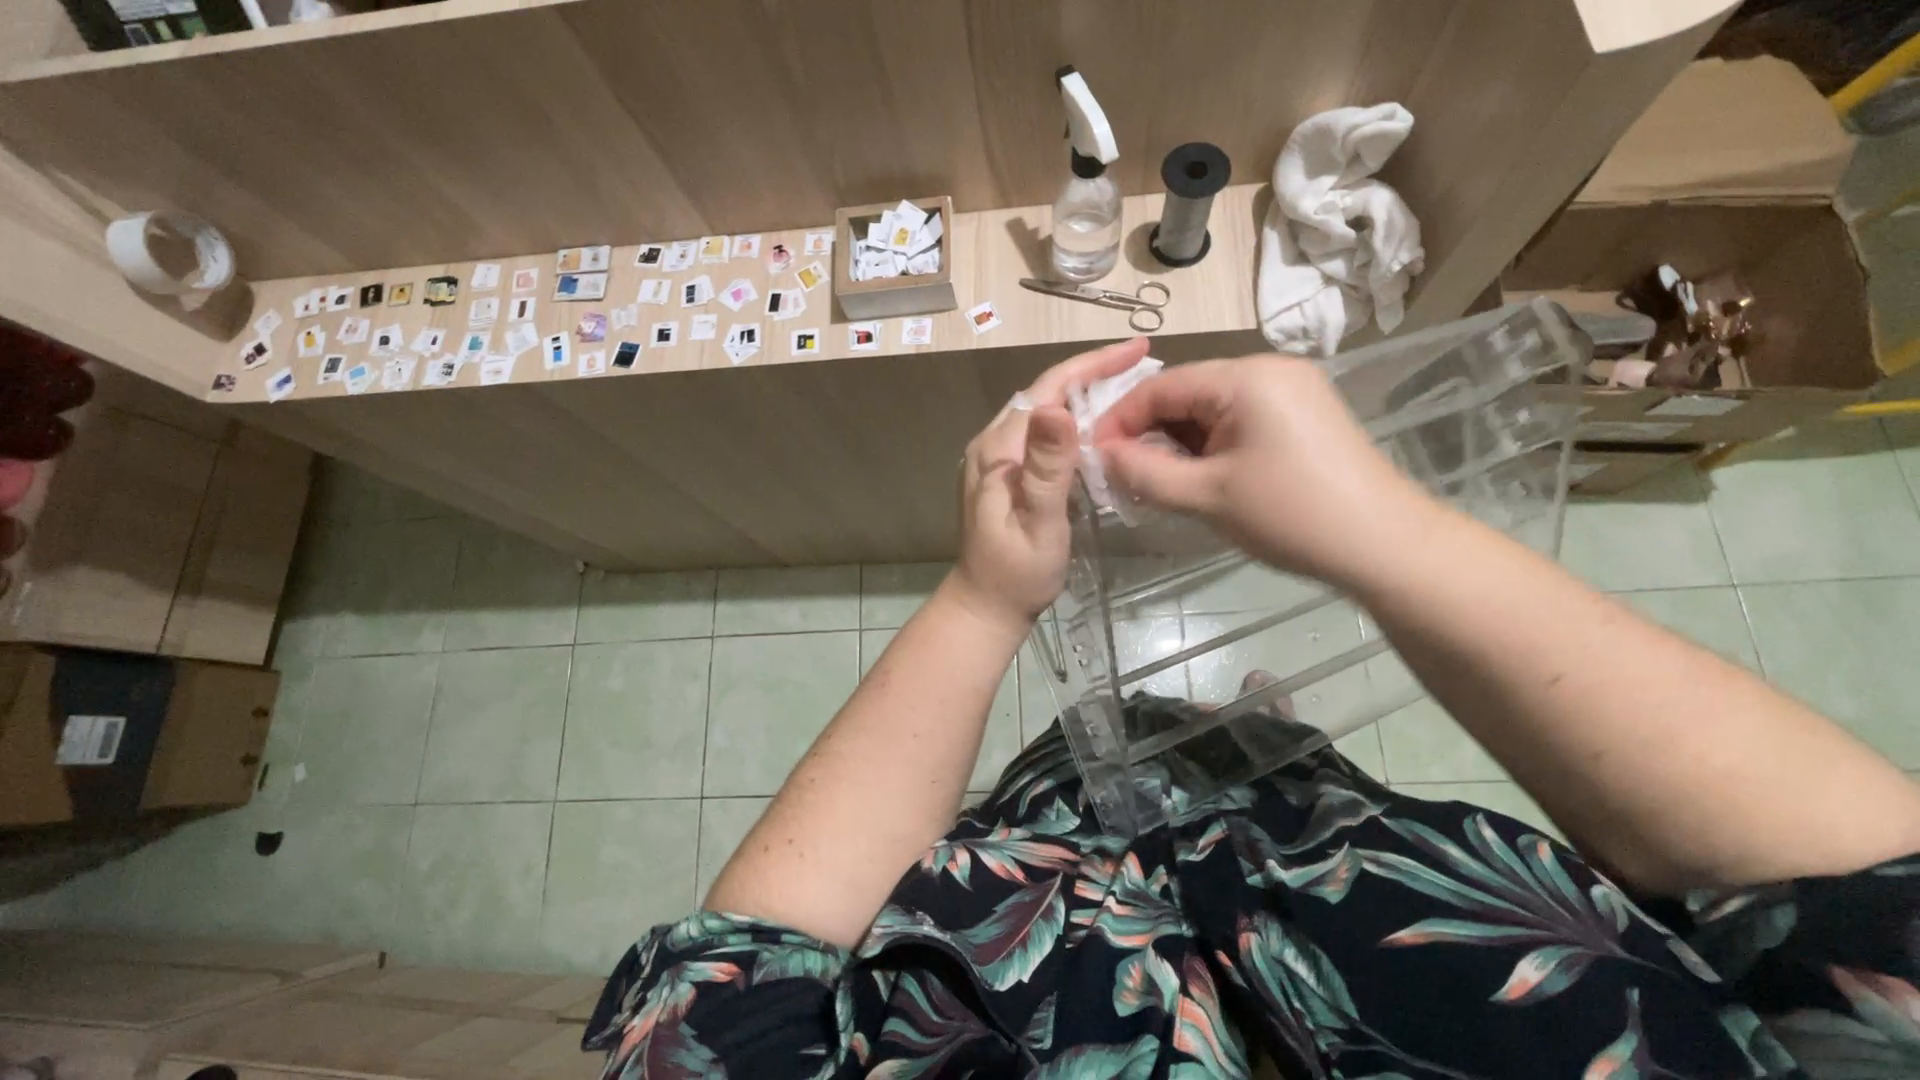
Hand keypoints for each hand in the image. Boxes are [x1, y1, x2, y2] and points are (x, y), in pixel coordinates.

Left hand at [948, 337, 1152, 629]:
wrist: (986, 605)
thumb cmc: (1017, 572)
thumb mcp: (1039, 521)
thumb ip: (1047, 467)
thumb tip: (1057, 408)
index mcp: (999, 448)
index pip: (1047, 389)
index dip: (1092, 365)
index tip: (1137, 349)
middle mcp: (992, 443)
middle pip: (1045, 392)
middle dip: (1092, 373)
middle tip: (1141, 365)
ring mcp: (995, 458)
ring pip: (1043, 411)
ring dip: (1083, 394)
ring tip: (1128, 387)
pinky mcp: (1005, 474)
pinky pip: (1041, 434)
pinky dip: (1072, 422)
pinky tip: (1098, 428)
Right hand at [1092, 355, 1437, 589]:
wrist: (1384, 545)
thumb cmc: (1290, 515)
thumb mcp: (1205, 496)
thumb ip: (1144, 472)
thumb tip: (1102, 455)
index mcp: (1245, 377)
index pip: (1160, 386)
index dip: (1119, 420)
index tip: (1093, 456)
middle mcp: (1268, 369)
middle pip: (1186, 392)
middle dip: (1149, 432)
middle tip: (1122, 474)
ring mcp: (1291, 390)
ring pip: (1211, 408)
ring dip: (1178, 442)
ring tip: (1155, 481)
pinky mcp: (1303, 414)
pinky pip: (1239, 419)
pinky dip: (1210, 445)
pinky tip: (1197, 476)